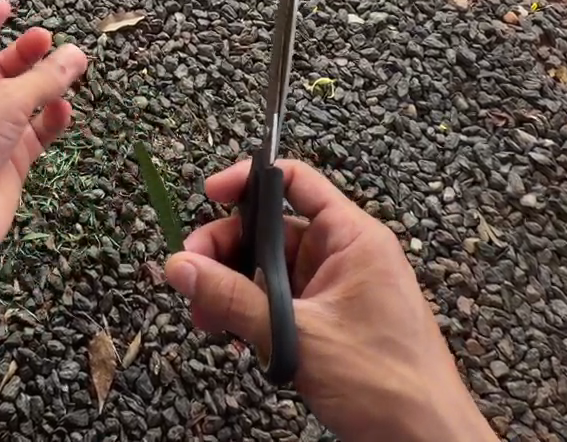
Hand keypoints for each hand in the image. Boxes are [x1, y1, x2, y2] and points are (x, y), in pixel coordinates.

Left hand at [0, 1, 88, 297]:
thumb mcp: (4, 100)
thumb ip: (44, 77)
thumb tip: (76, 53)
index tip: (7, 7)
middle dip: (24, 55)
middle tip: (50, 39)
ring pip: (18, 101)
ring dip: (43, 86)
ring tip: (73, 67)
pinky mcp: (3, 161)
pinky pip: (31, 133)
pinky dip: (48, 120)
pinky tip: (65, 108)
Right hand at [164, 159, 495, 441]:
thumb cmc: (388, 387)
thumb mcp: (299, 336)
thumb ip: (232, 298)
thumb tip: (179, 265)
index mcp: (351, 237)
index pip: (294, 180)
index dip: (249, 179)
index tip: (210, 194)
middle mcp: (341, 253)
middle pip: (268, 227)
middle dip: (225, 249)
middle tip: (190, 272)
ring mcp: (333, 286)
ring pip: (266, 266)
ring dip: (231, 285)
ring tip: (205, 314)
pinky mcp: (325, 318)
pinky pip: (276, 298)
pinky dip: (248, 309)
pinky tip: (230, 332)